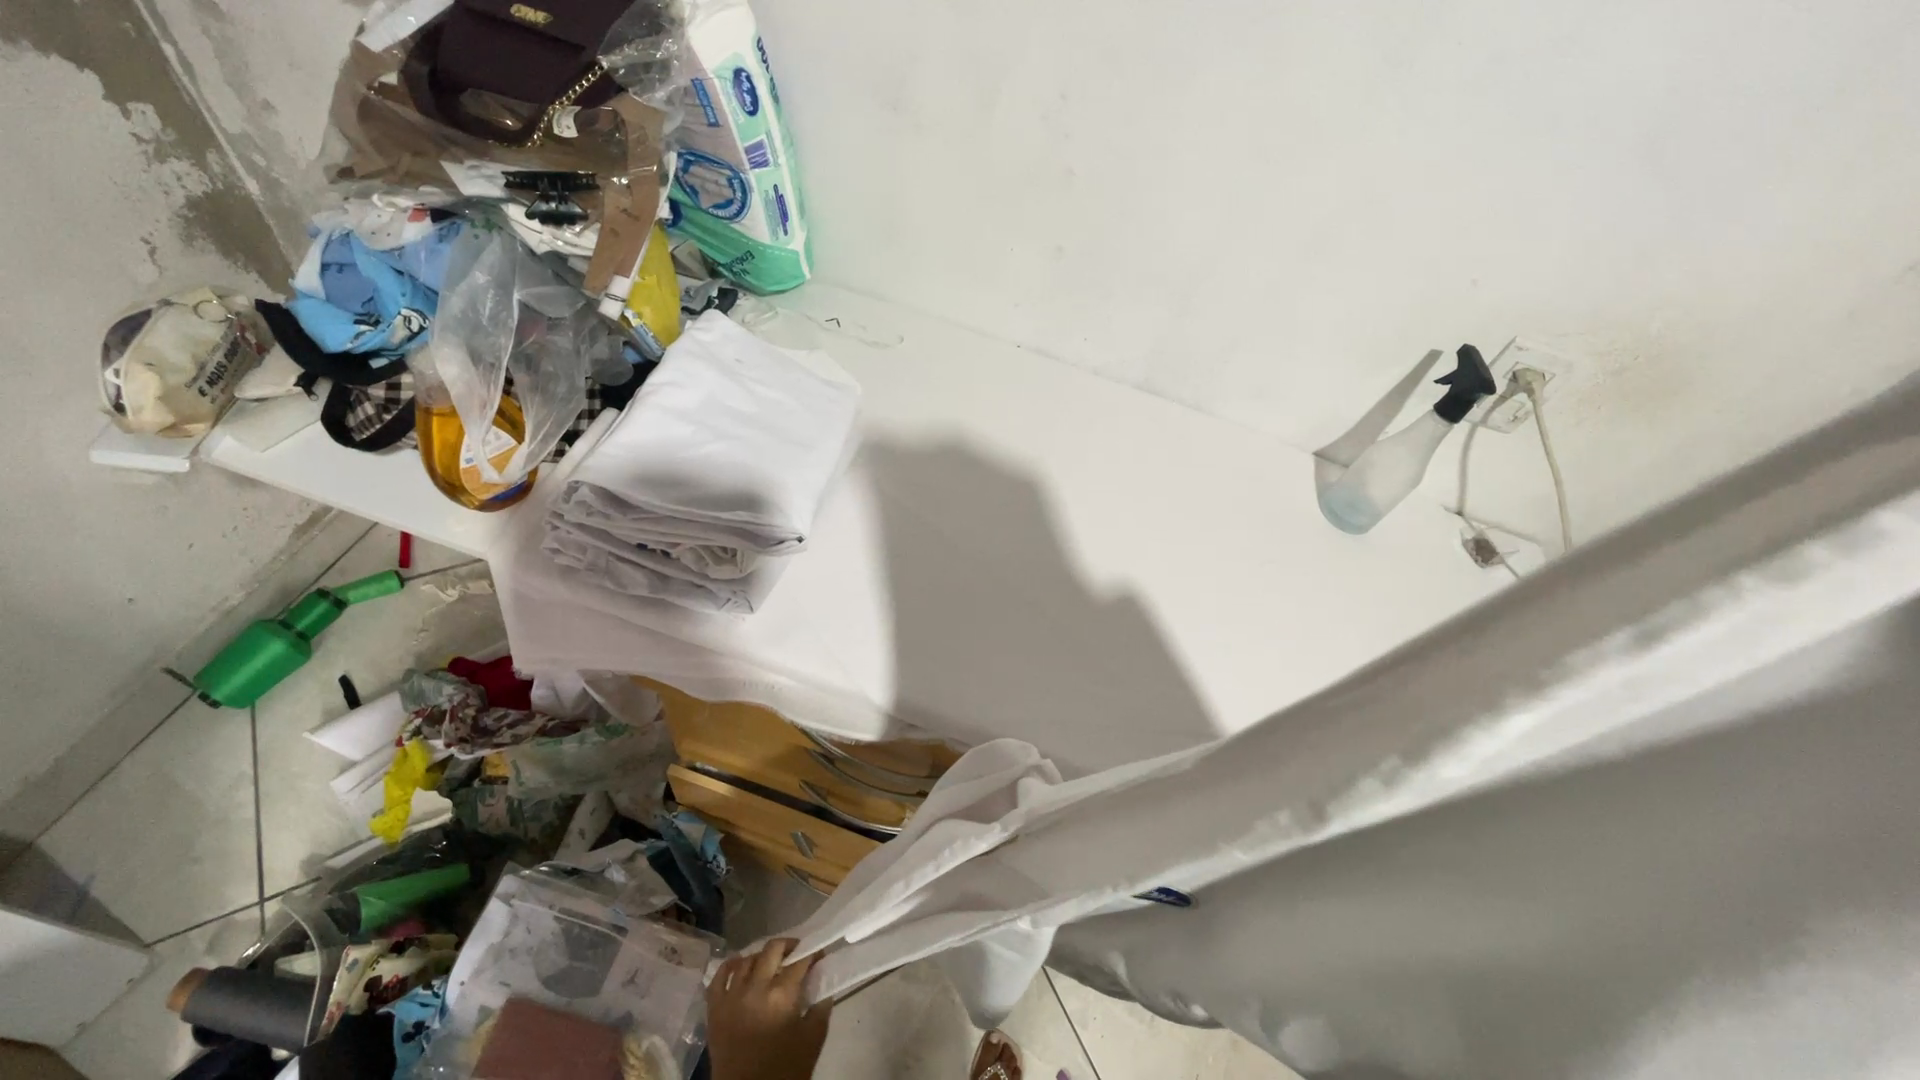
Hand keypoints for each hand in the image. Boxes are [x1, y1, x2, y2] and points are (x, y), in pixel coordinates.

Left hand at [707, 938, 833, 1079]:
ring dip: (761, 956)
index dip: (813, 953)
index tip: (820, 954)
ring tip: (770, 962)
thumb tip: (823, 985)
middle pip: (772, 950)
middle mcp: (755, 987)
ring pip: (746, 959)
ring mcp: (731, 996)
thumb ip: (820, 1008)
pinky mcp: (714, 1008)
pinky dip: (729, 966)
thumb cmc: (785, 1070)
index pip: (801, 961)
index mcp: (782, 995)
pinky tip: (739, 964)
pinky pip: (718, 977)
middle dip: (788, 946)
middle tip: (797, 953)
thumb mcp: (813, 1040)